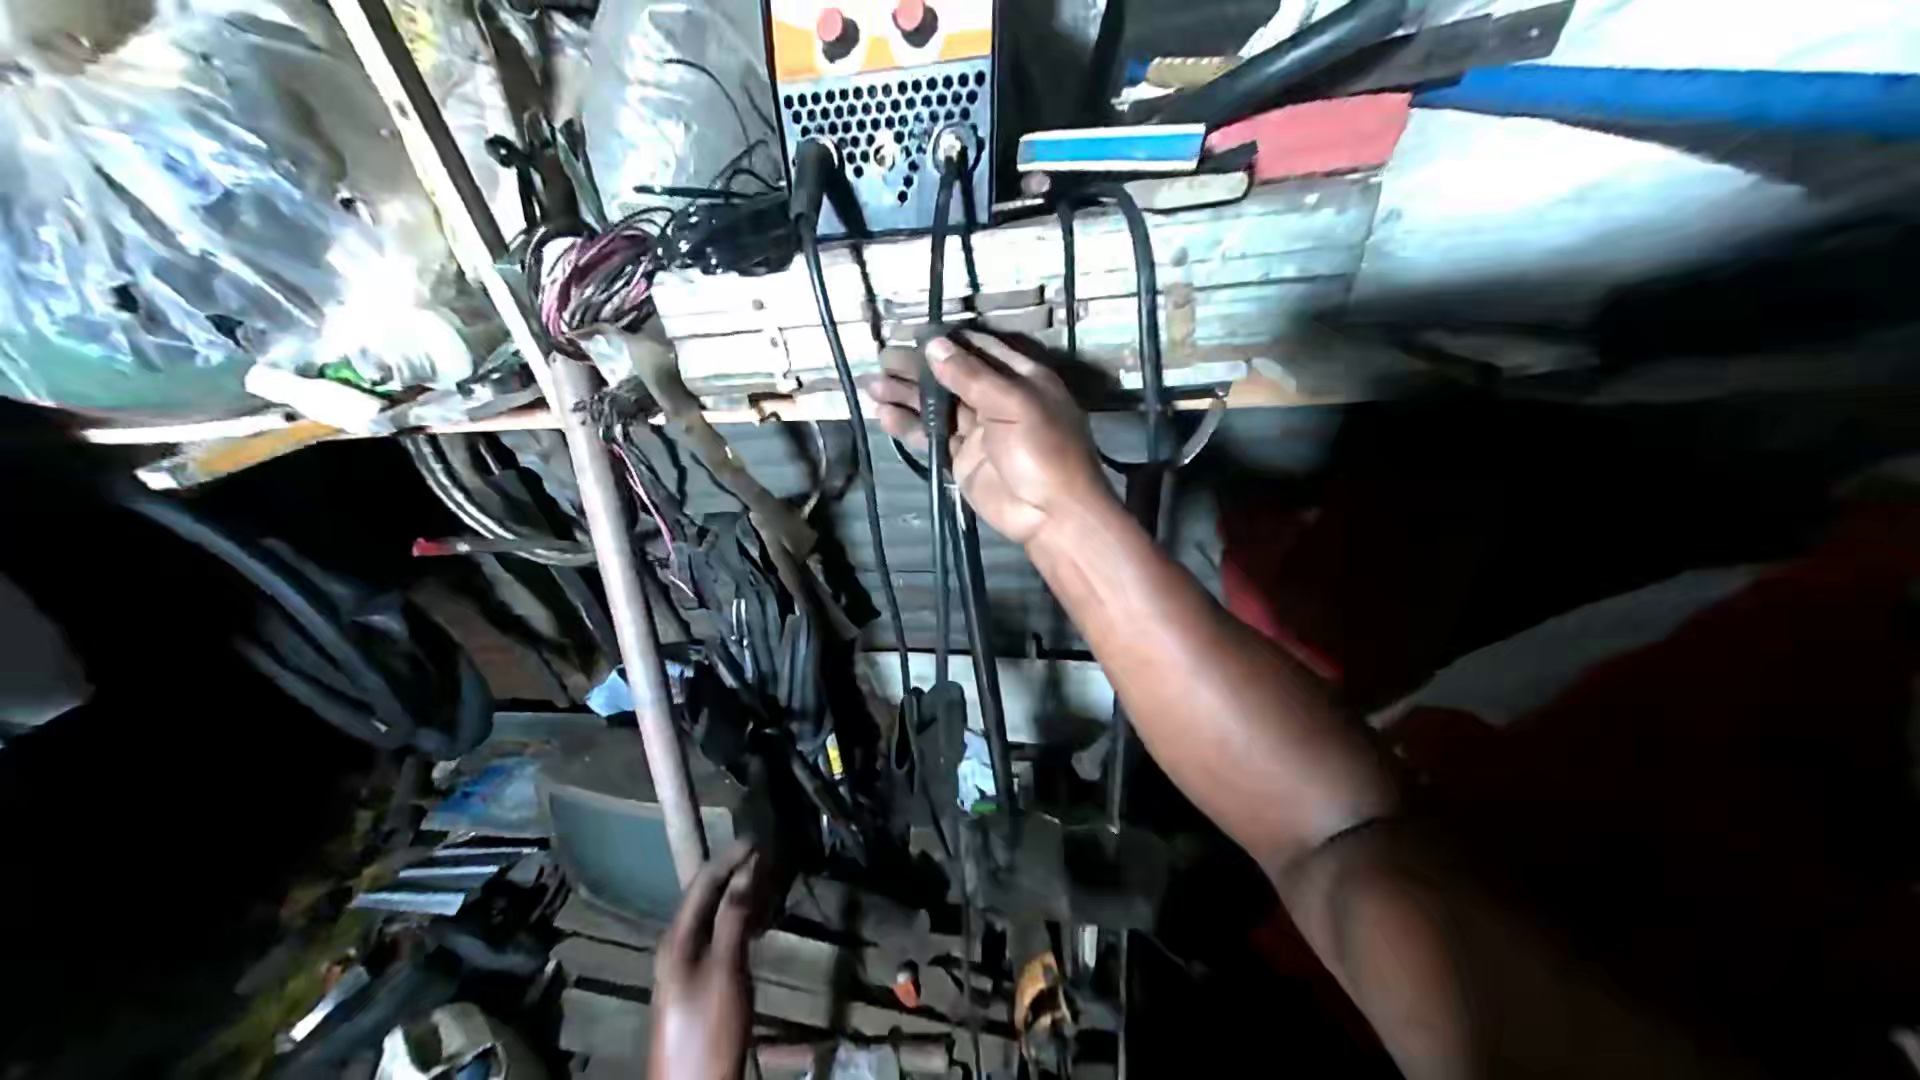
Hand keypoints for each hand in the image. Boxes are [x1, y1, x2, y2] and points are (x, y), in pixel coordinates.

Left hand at [648, 845, 758, 1079]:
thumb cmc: (709, 1031)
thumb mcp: (726, 970)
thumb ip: (734, 917)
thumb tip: (747, 869)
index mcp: (676, 940)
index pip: (702, 882)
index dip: (729, 858)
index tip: (759, 840)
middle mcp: (676, 947)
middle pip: (706, 898)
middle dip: (735, 874)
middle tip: (768, 858)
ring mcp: (685, 968)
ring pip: (714, 917)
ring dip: (739, 897)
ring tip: (769, 882)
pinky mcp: (698, 985)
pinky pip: (719, 937)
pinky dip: (739, 922)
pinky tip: (758, 924)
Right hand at [863, 331, 1111, 546]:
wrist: (1051, 514)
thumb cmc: (1042, 451)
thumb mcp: (1013, 404)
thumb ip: (971, 376)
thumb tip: (934, 346)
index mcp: (1020, 378)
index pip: (979, 349)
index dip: (947, 341)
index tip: (911, 333)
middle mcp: (997, 400)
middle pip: (952, 377)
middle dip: (918, 369)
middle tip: (883, 359)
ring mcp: (978, 431)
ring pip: (936, 407)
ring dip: (906, 396)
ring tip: (872, 386)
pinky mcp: (962, 459)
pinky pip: (931, 437)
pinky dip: (908, 426)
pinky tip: (884, 415)